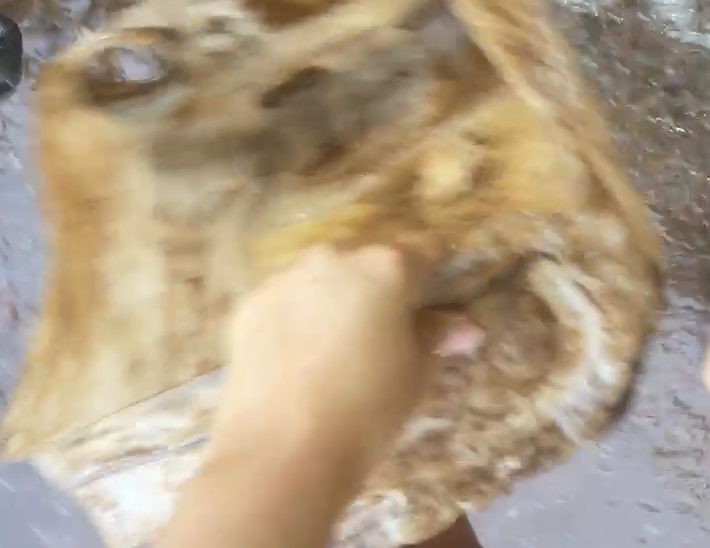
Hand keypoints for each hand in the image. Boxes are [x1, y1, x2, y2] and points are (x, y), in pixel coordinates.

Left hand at [208, 244, 436, 485]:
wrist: (276, 460)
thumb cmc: (368, 408)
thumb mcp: (418, 368)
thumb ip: (437, 332)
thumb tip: (460, 324)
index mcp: (391, 263)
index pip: (430, 249)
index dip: (437, 277)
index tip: (436, 304)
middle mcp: (339, 256)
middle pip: (374, 257)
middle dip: (385, 284)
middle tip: (386, 327)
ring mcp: (288, 279)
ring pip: (328, 274)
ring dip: (340, 295)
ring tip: (339, 342)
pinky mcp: (249, 307)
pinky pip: (290, 298)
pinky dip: (301, 314)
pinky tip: (302, 353)